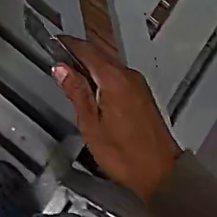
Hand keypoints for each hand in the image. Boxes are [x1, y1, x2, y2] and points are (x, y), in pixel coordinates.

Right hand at [52, 36, 180, 198]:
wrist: (162, 175)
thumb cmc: (125, 155)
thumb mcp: (91, 124)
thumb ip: (76, 92)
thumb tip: (61, 69)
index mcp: (114, 80)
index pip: (87, 50)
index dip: (68, 44)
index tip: (54, 41)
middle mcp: (129, 76)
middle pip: (99, 54)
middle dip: (78, 52)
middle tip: (58, 56)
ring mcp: (138, 85)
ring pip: (109, 64)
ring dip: (90, 64)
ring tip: (71, 73)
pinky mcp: (143, 95)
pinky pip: (118, 75)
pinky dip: (102, 75)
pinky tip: (93, 87)